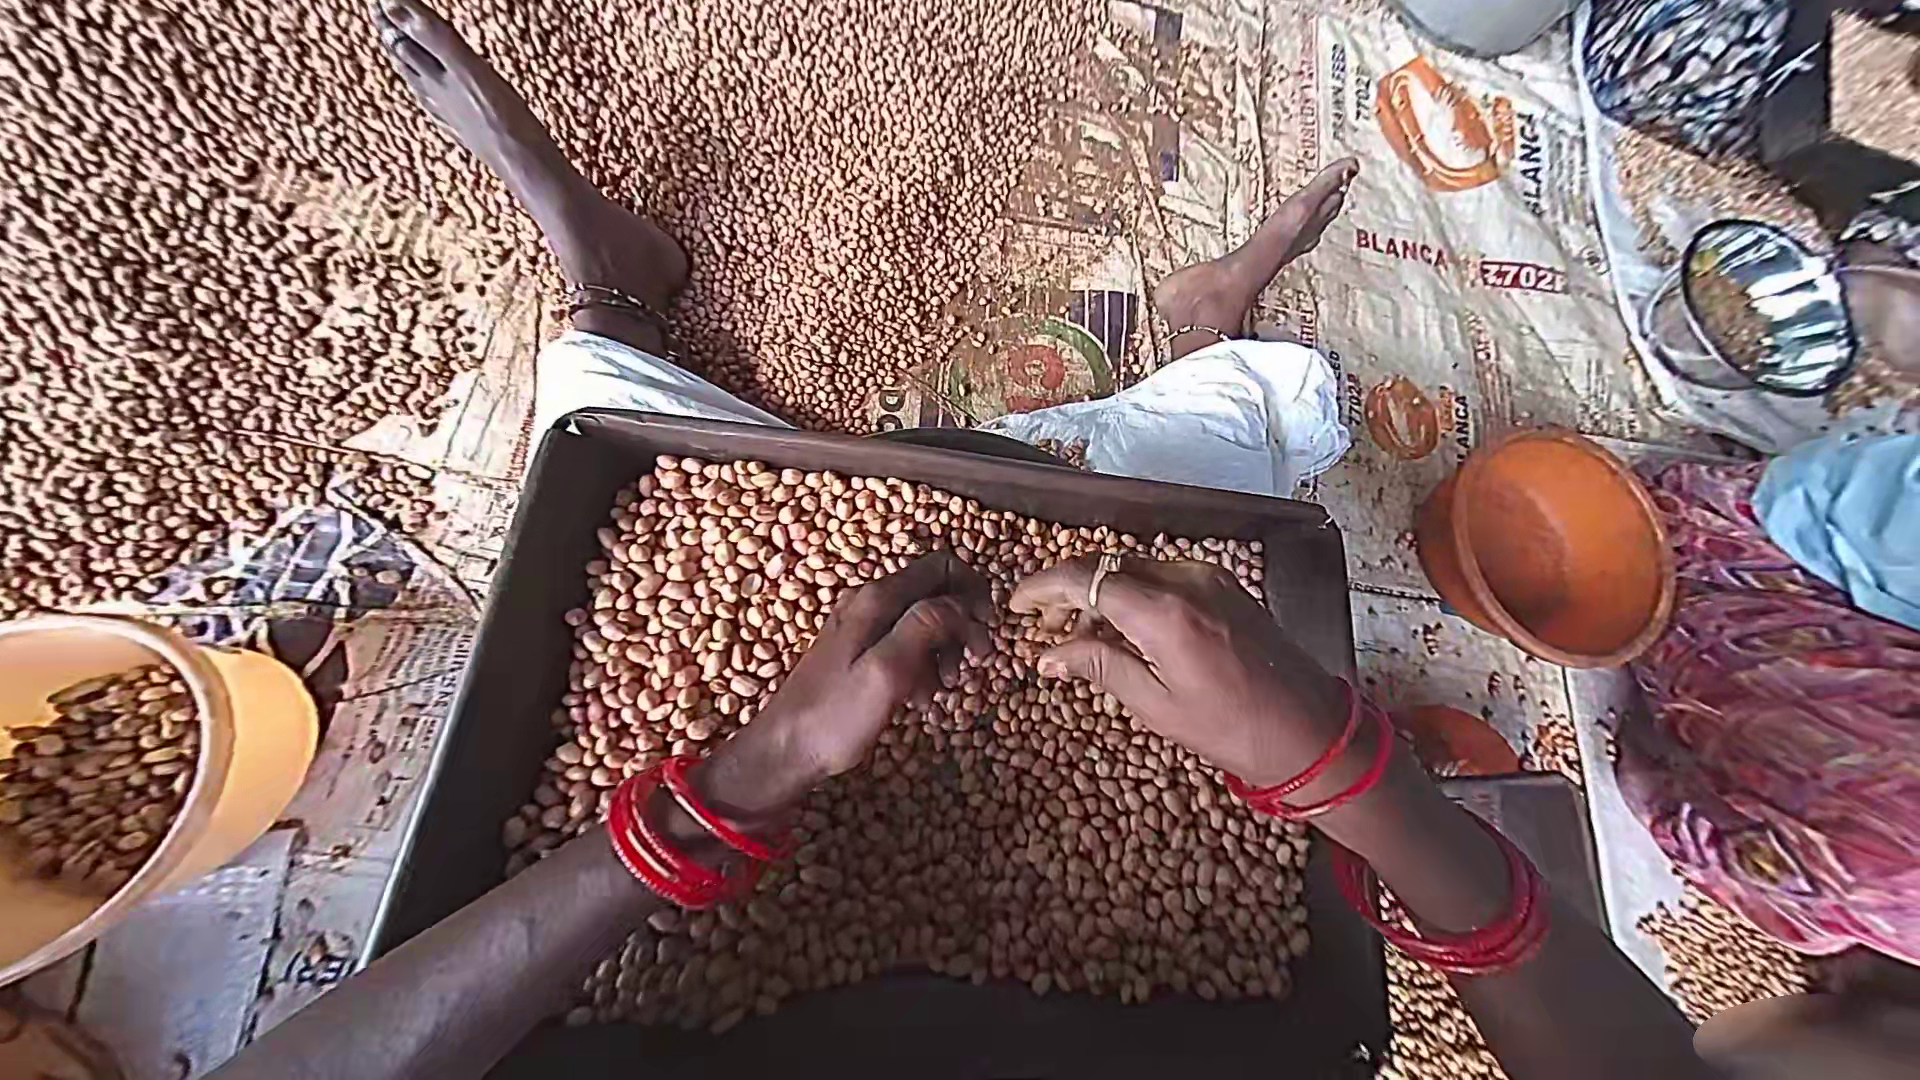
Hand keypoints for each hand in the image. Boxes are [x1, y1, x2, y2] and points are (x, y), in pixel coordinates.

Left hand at [697, 551, 992, 817]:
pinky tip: (921, 695)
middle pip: (936, 592)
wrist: (784, 751)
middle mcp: (871, 601)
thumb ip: (924, 628)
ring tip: (946, 686)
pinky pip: (906, 643)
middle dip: (963, 623)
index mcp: (878, 598)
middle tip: (975, 662)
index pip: (942, 566)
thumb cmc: (834, 716)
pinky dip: (924, 663)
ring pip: (925, 619)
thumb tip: (959, 605)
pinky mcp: (860, 650)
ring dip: (946, 648)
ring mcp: (863, 625)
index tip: (988, 629)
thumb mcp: (886, 672)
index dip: (974, 591)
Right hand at [1009, 556, 1347, 788]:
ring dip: (1097, 592)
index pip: (1084, 580)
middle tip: (1044, 628)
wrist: (1314, 731)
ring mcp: (1208, 576)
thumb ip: (1097, 665)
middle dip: (1066, 591)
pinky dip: (1130, 593)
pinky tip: (1122, 626)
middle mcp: (1185, 580)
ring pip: (1130, 568)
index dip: (1042, 587)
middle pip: (1104, 566)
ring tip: (1080, 633)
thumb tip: (1046, 656)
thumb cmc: (1230, 729)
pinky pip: (1160, 575)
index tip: (1017, 604)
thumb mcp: (1155, 703)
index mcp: (1164, 613)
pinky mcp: (1222, 583)